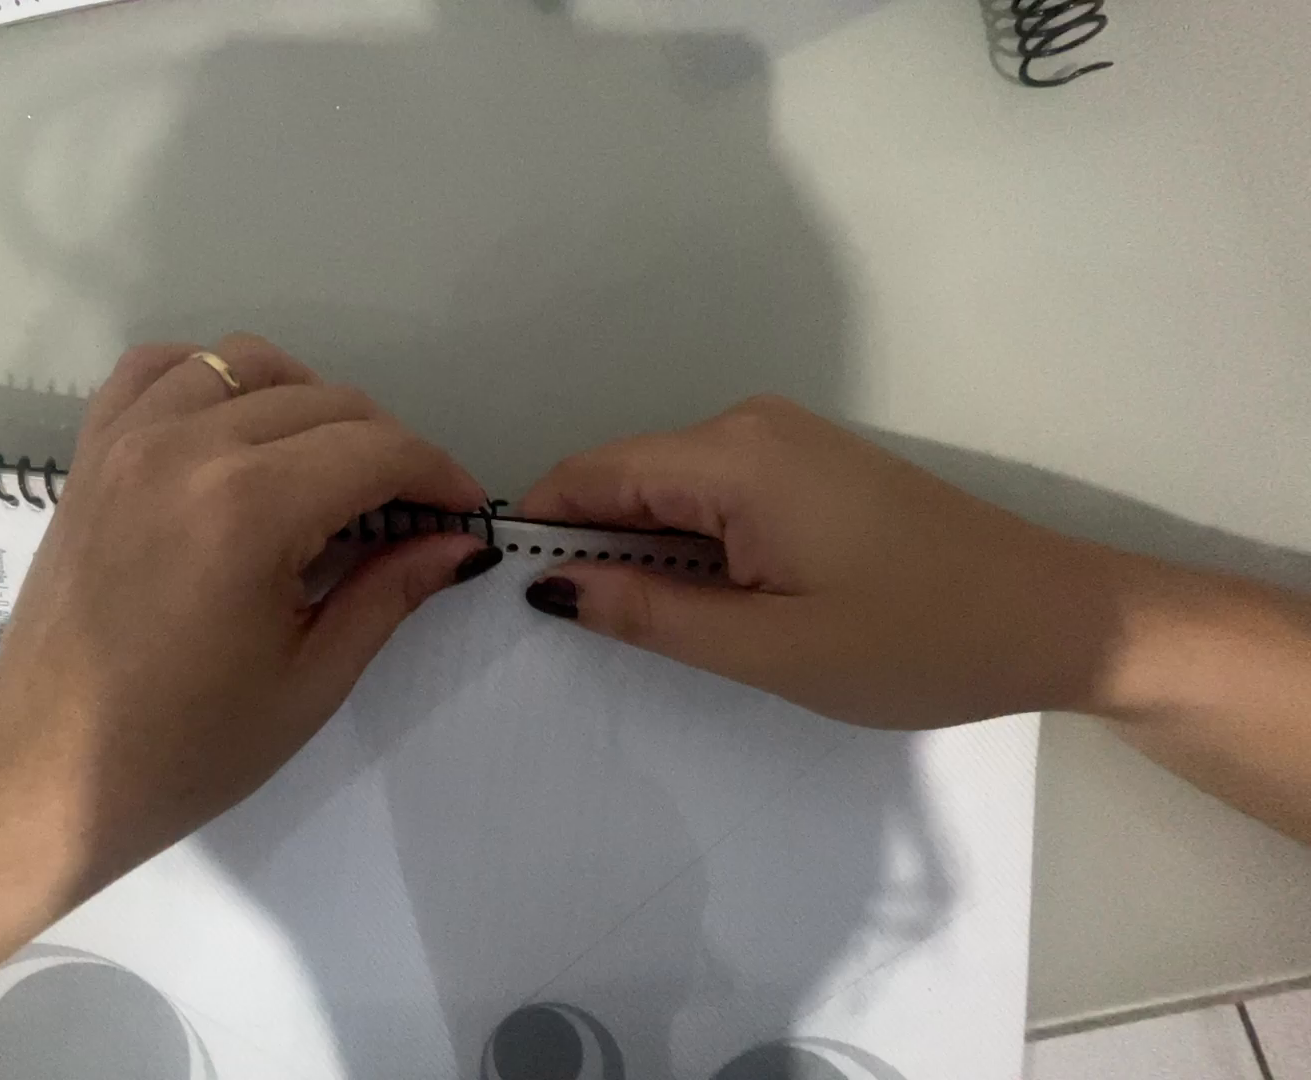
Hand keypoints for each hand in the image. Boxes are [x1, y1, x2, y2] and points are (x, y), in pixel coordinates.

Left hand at [0, 334, 496, 899]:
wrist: (46, 776)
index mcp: (247, 508)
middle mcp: (185, 446)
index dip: (436, 472)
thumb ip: (390, 591)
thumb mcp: (311, 680)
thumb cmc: (185, 750)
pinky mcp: (90, 454)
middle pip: (325, 401)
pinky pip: (158, 370)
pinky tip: (234, 427)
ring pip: (246, 363)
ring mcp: (126, 439)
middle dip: (388, 446)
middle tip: (407, 509)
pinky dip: (212, 380)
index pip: (375, 450)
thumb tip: (458, 544)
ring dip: (309, 400)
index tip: (462, 509)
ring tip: (327, 465)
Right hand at [517, 396, 1121, 728]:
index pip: (591, 474)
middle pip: (620, 475)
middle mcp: (744, 425)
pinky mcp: (793, 460)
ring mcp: (773, 437)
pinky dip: (674, 536)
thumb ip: (647, 613)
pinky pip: (698, 489)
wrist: (1067, 621)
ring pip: (656, 484)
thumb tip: (550, 585)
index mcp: (733, 459)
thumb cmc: (917, 641)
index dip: (540, 526)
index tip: (517, 586)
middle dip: (586, 540)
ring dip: (632, 544)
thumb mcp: (768, 649)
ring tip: (651, 613)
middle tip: (587, 620)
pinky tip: (700, 587)